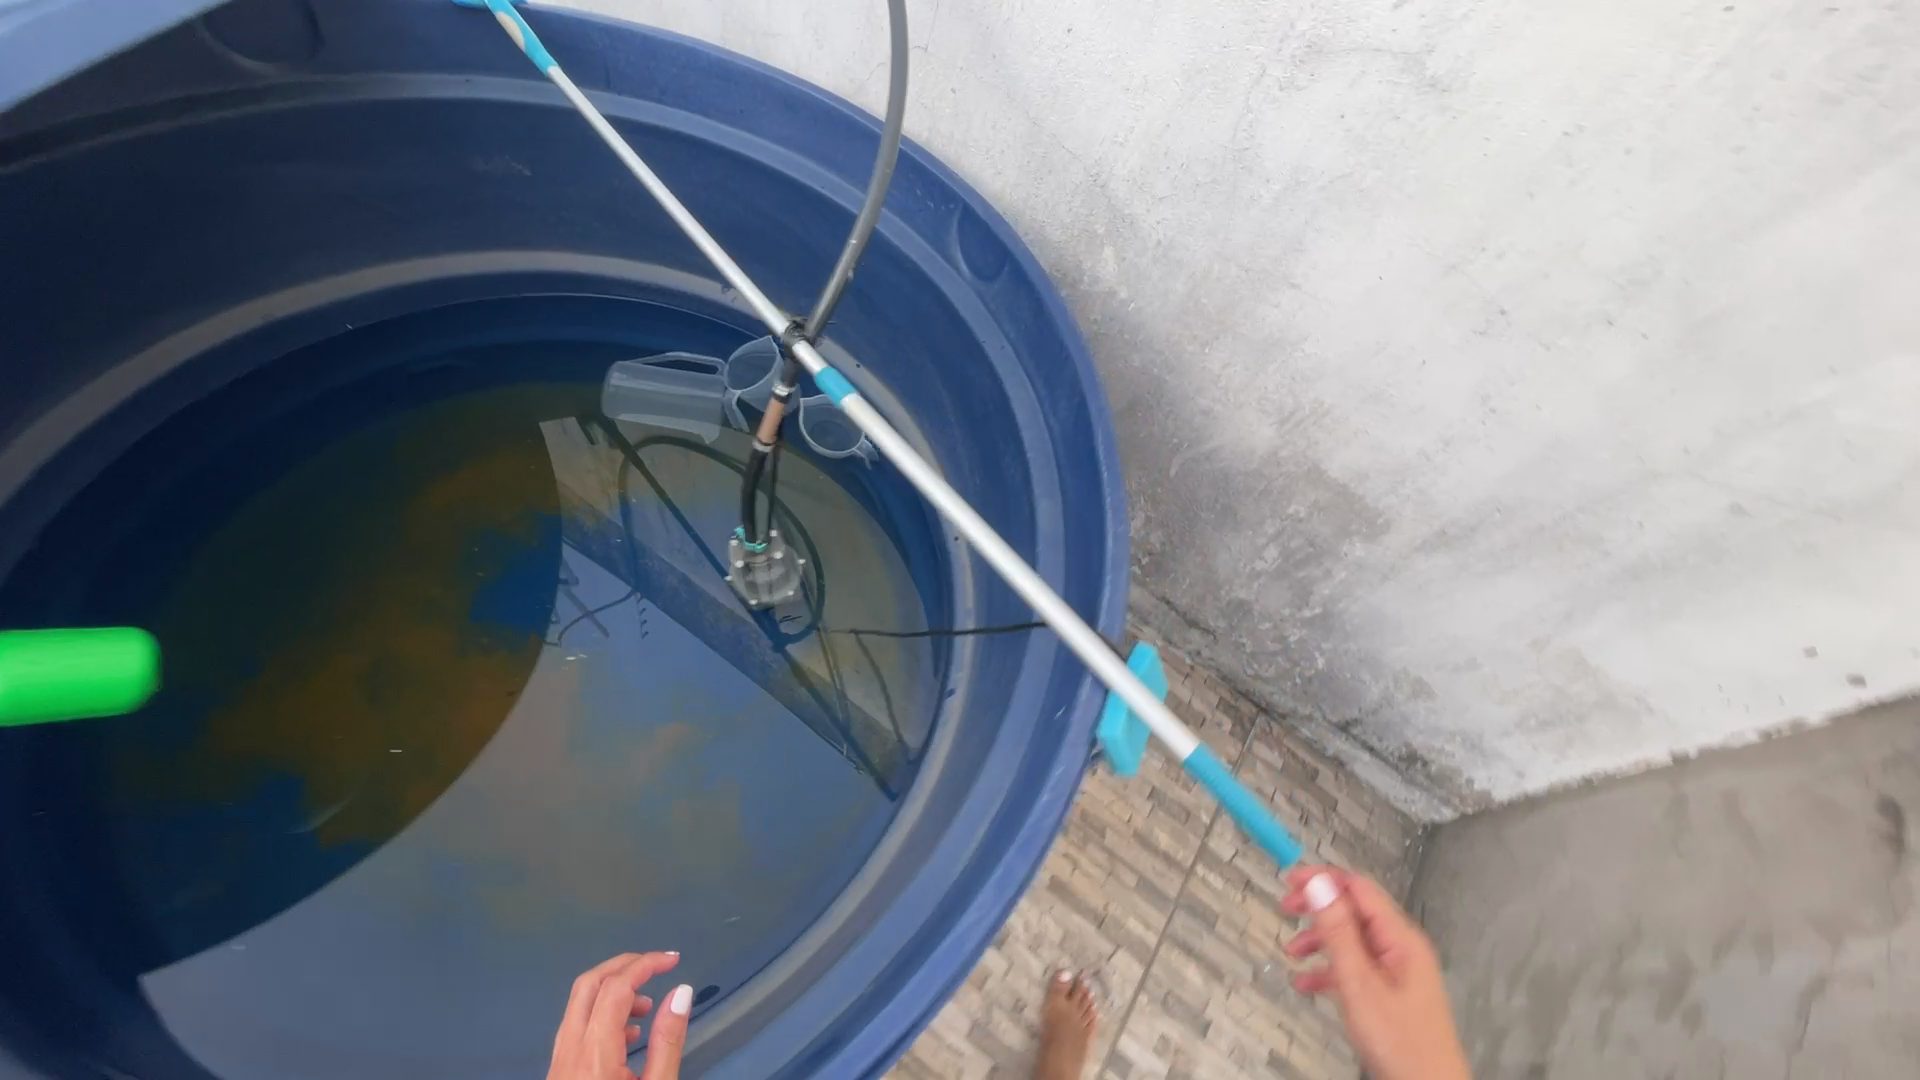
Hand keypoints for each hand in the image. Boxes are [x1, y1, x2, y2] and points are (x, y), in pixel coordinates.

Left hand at [547, 951, 692, 1079]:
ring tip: (647, 1007)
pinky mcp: (557, 1074)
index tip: (674, 960)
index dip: (646, 964)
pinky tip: (628, 1034)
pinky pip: (576, 1027)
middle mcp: (568, 1053)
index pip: (616, 988)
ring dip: (613, 990)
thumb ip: (667, 1041)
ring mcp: (557, 1064)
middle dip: (625, 965)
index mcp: (593, 1056)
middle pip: (588, 984)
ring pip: (578, 1004)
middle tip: (656, 966)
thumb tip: (681, 991)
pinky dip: (602, 1012)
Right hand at [1281, 867, 1471, 1079]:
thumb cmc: (1396, 1039)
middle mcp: (1400, 947)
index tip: (1288, 881)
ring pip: (1351, 939)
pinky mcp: (1391, 993)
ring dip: (1319, 940)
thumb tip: (1318, 882)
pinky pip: (1356, 968)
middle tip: (1284, 909)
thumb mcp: (1359, 982)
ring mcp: (1397, 971)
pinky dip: (1329, 970)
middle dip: (1317, 908)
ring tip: (1290, 954)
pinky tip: (1306, 984)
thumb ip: (1338, 930)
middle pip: (1353, 910)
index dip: (1322, 878)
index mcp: (1399, 938)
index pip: (1357, 887)